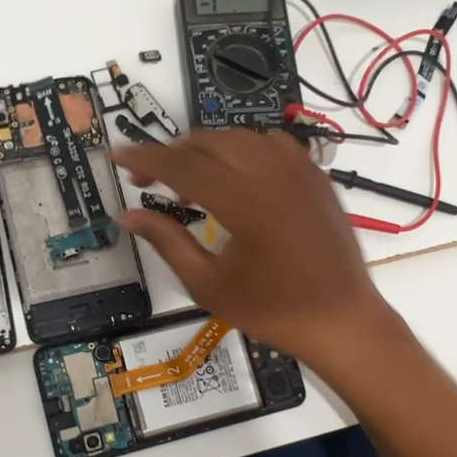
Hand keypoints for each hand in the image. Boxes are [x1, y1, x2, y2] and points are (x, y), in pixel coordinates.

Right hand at [112, 129, 401, 374]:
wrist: (340, 319)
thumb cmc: (272, 311)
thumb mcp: (208, 284)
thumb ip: (166, 242)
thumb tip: (127, 214)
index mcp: (242, 200)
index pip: (181, 165)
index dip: (143, 158)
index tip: (116, 156)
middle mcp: (271, 172)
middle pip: (206, 143)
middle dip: (170, 155)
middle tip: (146, 180)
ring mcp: (298, 168)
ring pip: (237, 137)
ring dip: (204, 151)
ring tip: (188, 185)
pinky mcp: (315, 174)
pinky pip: (270, 143)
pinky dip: (241, 150)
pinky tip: (233, 177)